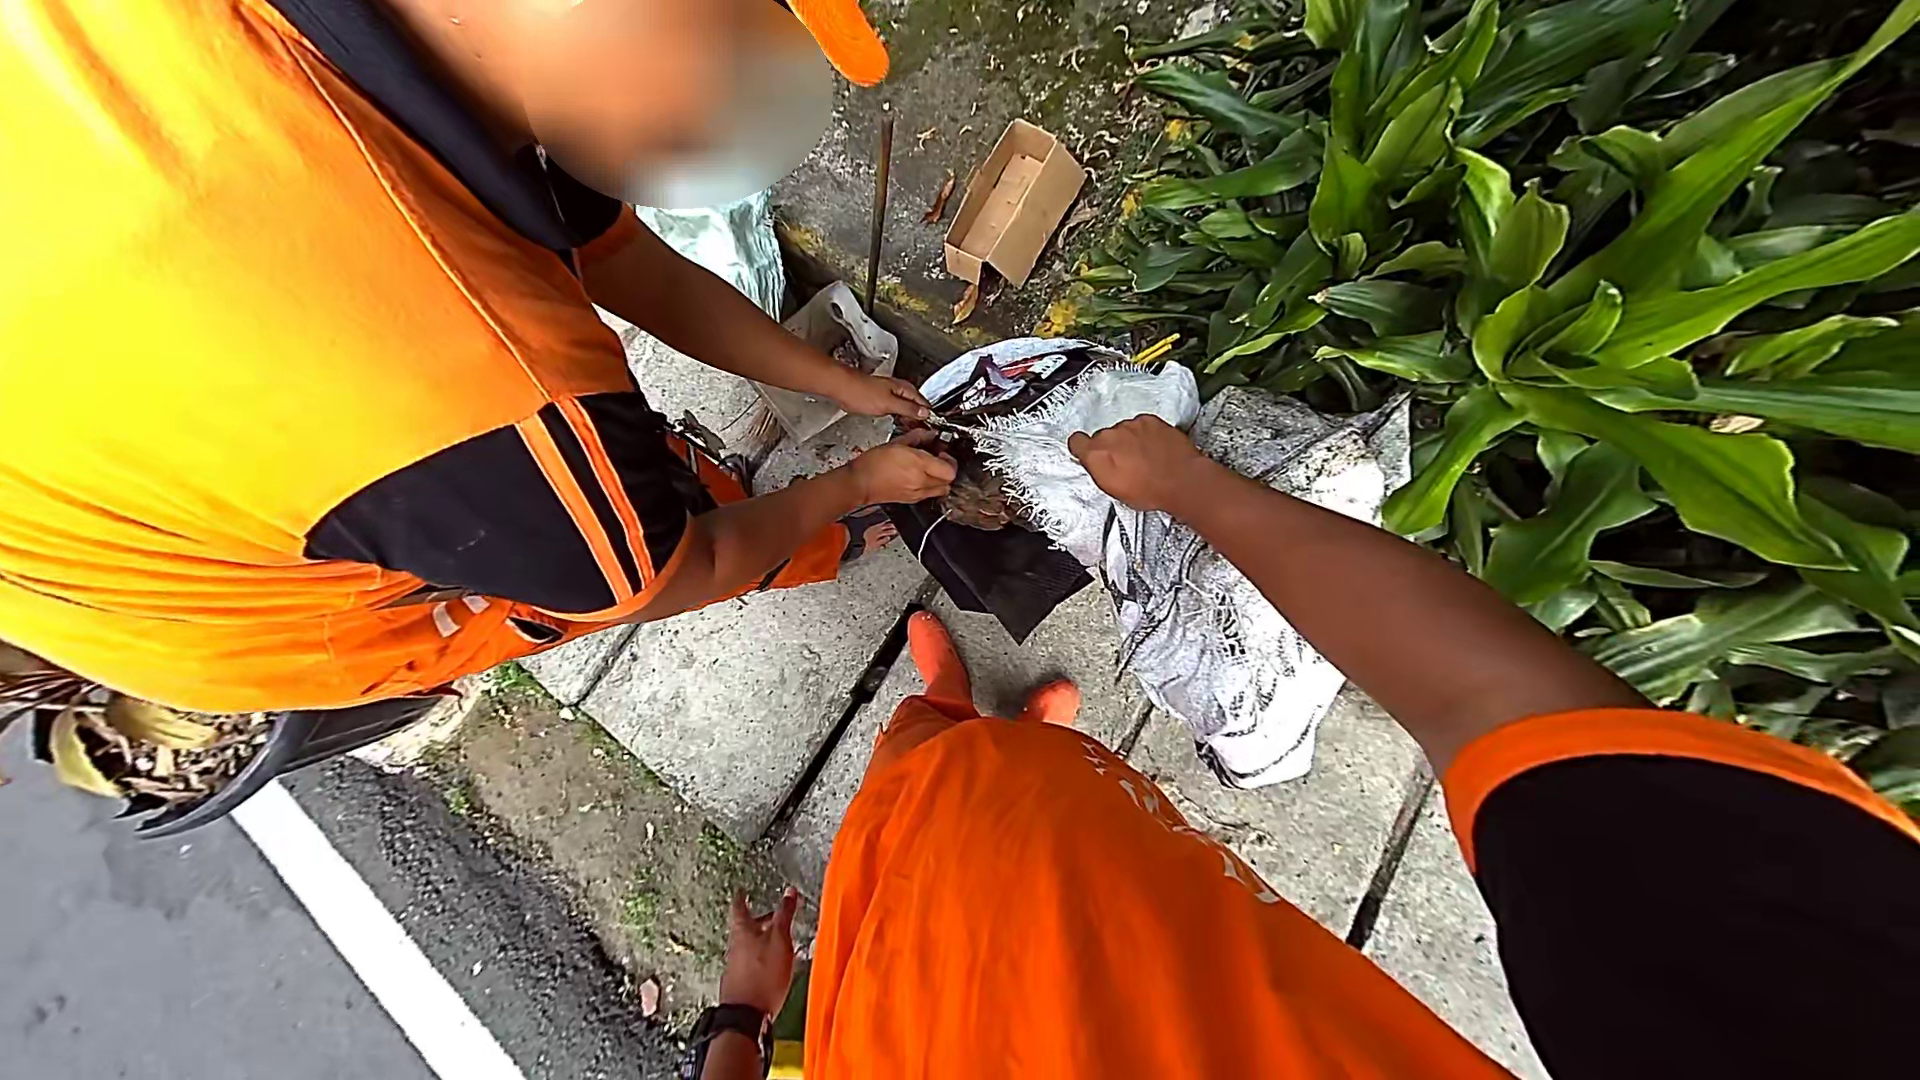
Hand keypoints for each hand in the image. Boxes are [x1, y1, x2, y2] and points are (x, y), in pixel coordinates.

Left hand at [717, 887, 798, 1016]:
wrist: (745, 1019)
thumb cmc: (763, 973)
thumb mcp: (780, 939)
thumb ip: (785, 915)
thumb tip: (789, 891)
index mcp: (743, 932)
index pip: (740, 908)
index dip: (741, 898)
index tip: (741, 890)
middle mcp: (735, 948)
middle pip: (745, 928)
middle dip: (759, 921)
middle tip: (772, 916)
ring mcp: (735, 968)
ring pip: (748, 947)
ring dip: (762, 941)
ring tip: (779, 942)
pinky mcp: (739, 986)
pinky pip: (750, 965)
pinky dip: (761, 959)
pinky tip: (773, 967)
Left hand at [831, 371, 932, 421]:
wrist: (842, 388)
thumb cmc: (861, 392)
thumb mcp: (889, 404)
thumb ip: (908, 409)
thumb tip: (925, 413)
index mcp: (904, 389)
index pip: (924, 403)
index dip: (929, 415)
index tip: (931, 427)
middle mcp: (899, 389)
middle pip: (916, 405)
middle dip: (920, 417)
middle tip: (924, 431)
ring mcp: (889, 394)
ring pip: (906, 407)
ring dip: (910, 417)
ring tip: (913, 429)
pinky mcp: (881, 399)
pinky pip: (896, 408)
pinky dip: (900, 416)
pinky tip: (898, 423)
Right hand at [848, 430, 956, 504]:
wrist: (860, 483)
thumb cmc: (872, 464)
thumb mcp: (895, 443)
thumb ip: (916, 437)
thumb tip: (928, 434)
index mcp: (918, 466)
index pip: (950, 469)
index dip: (950, 459)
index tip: (942, 452)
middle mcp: (920, 482)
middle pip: (949, 481)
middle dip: (947, 469)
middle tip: (939, 459)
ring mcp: (917, 493)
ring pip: (942, 490)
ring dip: (941, 479)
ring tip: (930, 469)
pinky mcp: (911, 500)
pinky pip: (930, 494)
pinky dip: (931, 486)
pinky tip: (920, 477)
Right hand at [1067, 415, 1211, 511]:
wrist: (1181, 481)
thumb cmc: (1150, 490)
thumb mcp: (1113, 490)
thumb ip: (1098, 470)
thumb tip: (1096, 464)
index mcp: (1096, 455)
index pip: (1076, 441)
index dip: (1081, 447)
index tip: (1085, 450)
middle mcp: (1110, 436)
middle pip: (1102, 437)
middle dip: (1110, 447)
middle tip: (1124, 463)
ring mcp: (1130, 426)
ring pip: (1122, 430)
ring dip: (1129, 440)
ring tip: (1142, 458)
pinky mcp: (1149, 420)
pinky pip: (1141, 425)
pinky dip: (1145, 433)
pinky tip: (1153, 449)